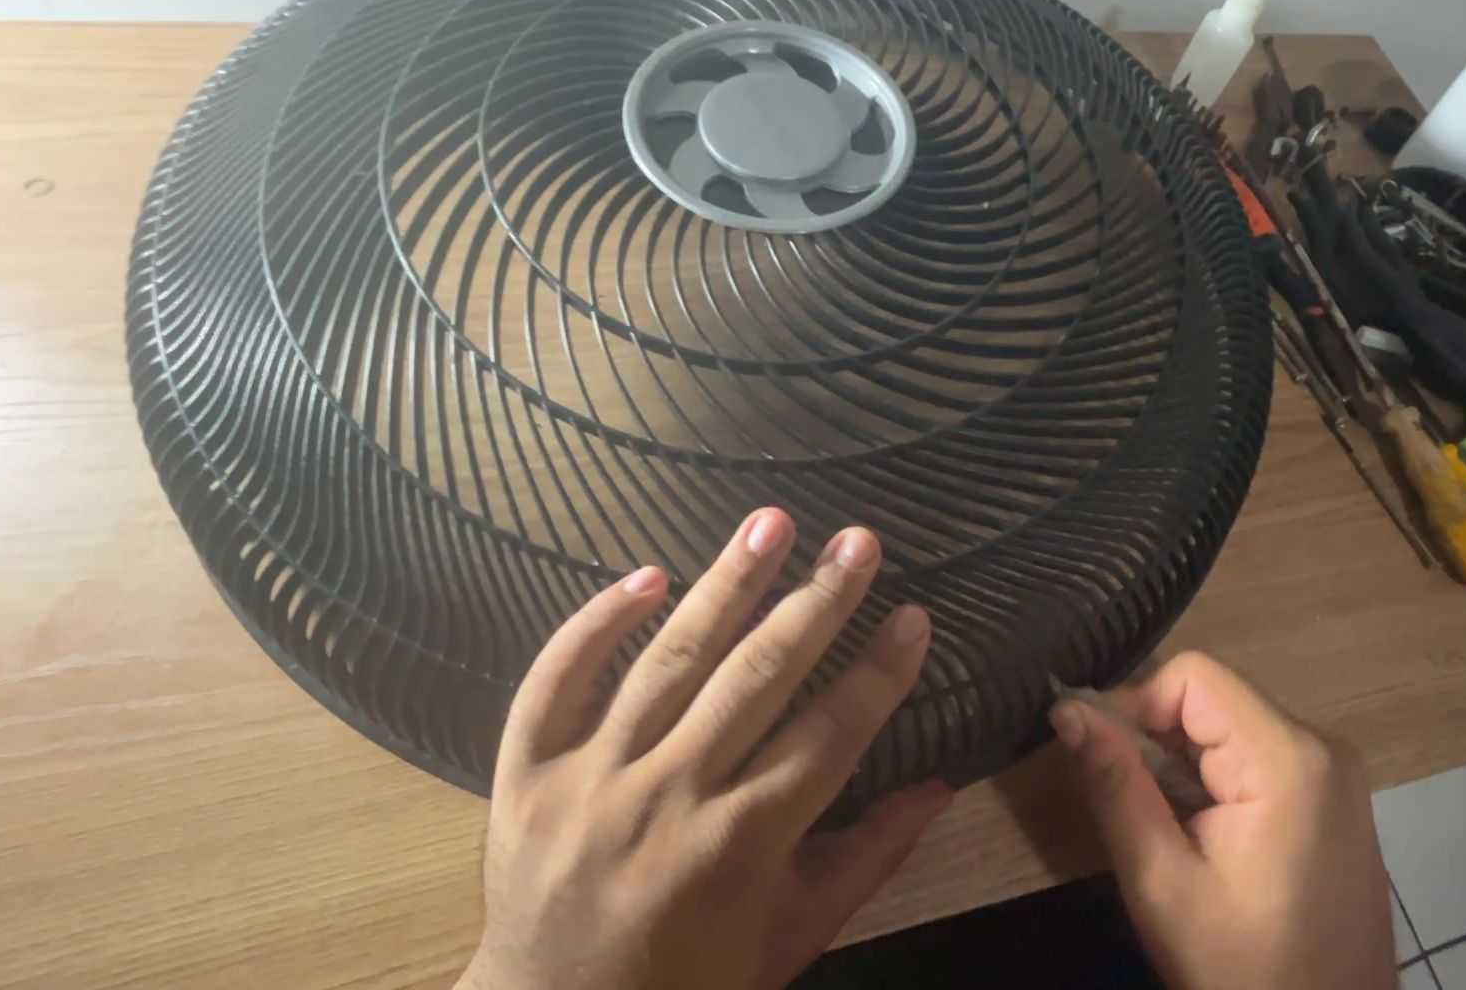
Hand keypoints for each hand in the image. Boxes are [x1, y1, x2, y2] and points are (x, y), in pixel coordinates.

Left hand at [458, 509, 951, 989]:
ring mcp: (589, 776)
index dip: (878, 671)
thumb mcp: (793, 936)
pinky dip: (597, 622)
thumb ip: (868, 857)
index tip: (912, 615)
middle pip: (757, 678)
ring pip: (668, 660)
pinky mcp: (526, 770)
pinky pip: (556, 680)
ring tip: (770, 523)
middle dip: (818, 602)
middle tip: (858, 542)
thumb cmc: (691, 985)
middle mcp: (668, 796)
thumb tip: (939, 788)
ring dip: (726, 585)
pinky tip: (648, 575)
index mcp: (740, 845)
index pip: (829, 735)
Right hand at [1051, 652, 1395, 989]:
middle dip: (1155, 739)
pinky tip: (1202, 834)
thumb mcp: (1160, 878)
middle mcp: (1322, 746)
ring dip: (1178, 763)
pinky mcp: (1329, 796)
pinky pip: (1251, 752)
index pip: (1192, 676)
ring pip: (1224, 724)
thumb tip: (1065, 709)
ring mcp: (1333, 772)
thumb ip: (1113, 781)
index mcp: (1288, 758)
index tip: (1103, 756)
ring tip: (1166, 827)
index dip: (1135, 703)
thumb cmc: (1242, 969)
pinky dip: (1209, 778)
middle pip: (1209, 698)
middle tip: (1131, 803)